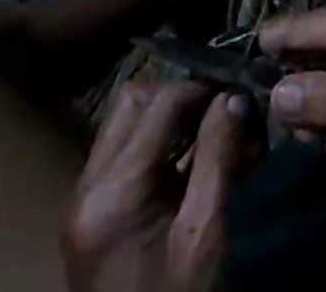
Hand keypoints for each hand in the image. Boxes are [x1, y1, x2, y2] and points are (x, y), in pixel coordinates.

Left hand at [62, 80, 252, 291]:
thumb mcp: (204, 235)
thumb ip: (217, 158)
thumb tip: (234, 97)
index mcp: (114, 191)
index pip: (159, 104)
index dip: (202, 90)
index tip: (239, 94)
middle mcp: (89, 184)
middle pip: (133, 103)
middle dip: (181, 96)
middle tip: (223, 108)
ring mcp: (86, 198)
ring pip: (127, 124)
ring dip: (172, 116)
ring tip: (217, 128)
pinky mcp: (95, 213)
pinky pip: (126, 154)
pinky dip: (162, 144)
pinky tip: (199, 157)